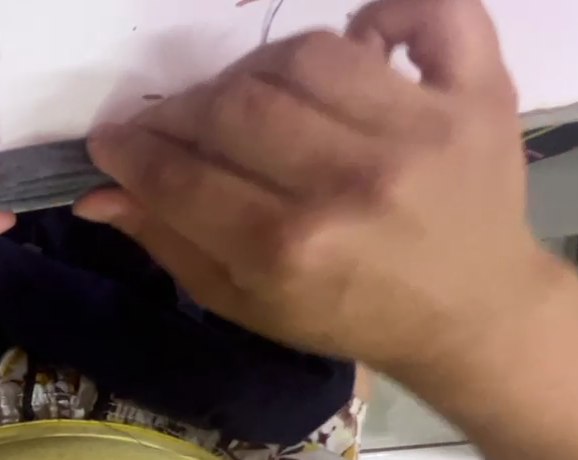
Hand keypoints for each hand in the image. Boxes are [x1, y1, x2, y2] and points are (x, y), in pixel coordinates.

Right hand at [74, 0, 567, 377]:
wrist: (462, 307)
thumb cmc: (330, 312)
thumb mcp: (231, 296)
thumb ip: (165, 238)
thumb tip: (97, 195)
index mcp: (280, 247)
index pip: (180, 177)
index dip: (129, 152)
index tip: (106, 141)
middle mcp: (347, 181)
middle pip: (234, 108)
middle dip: (177, 111)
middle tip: (162, 126)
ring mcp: (421, 128)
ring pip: (308, 55)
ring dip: (249, 69)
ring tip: (236, 98)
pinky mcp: (480, 92)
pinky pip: (439, 12)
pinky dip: (388, 9)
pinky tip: (352, 37)